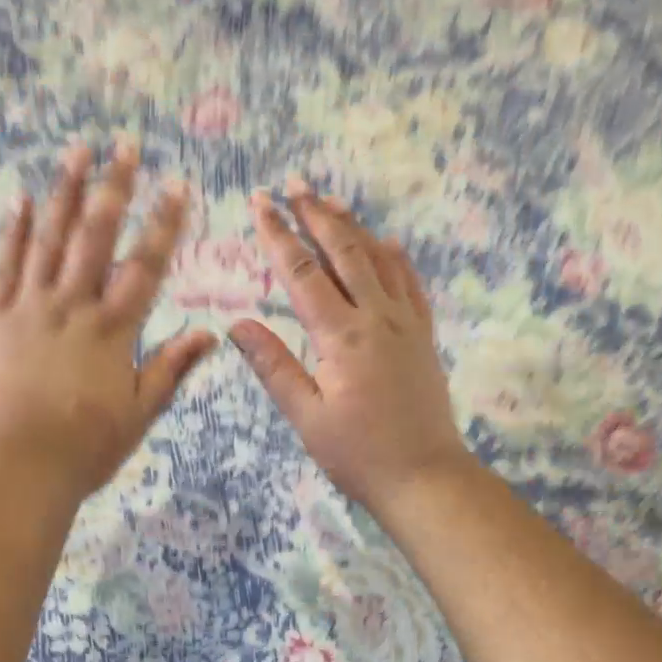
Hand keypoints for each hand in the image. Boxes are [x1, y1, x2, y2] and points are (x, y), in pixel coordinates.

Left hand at [0, 140, 215, 498]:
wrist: (14, 466)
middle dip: (114, 188)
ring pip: (49, 239)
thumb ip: (171, 369)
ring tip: (77, 150)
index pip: (145, 266)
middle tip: (126, 145)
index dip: (164, 224)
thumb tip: (209, 332)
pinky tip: (21, 199)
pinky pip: (4, 265)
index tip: (177, 185)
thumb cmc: (84, 448)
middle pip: (95, 236)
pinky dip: (14, 231)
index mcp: (112, 331)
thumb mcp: (139, 414)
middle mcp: (72, 307)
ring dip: (64, 192)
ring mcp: (29, 308)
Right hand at [229, 181, 476, 512]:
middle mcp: (376, 318)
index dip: (278, 235)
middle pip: (343, 252)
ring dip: (352, 227)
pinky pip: (410, 284)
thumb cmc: (357, 454)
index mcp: (341, 337)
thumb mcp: (306, 417)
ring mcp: (406, 324)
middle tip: (294, 185)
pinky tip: (386, 242)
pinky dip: (395, 257)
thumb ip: (274, 366)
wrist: (423, 476)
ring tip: (330, 201)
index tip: (260, 204)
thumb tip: (238, 323)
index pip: (302, 273)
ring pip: (378, 260)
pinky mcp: (423, 336)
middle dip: (316, 216)